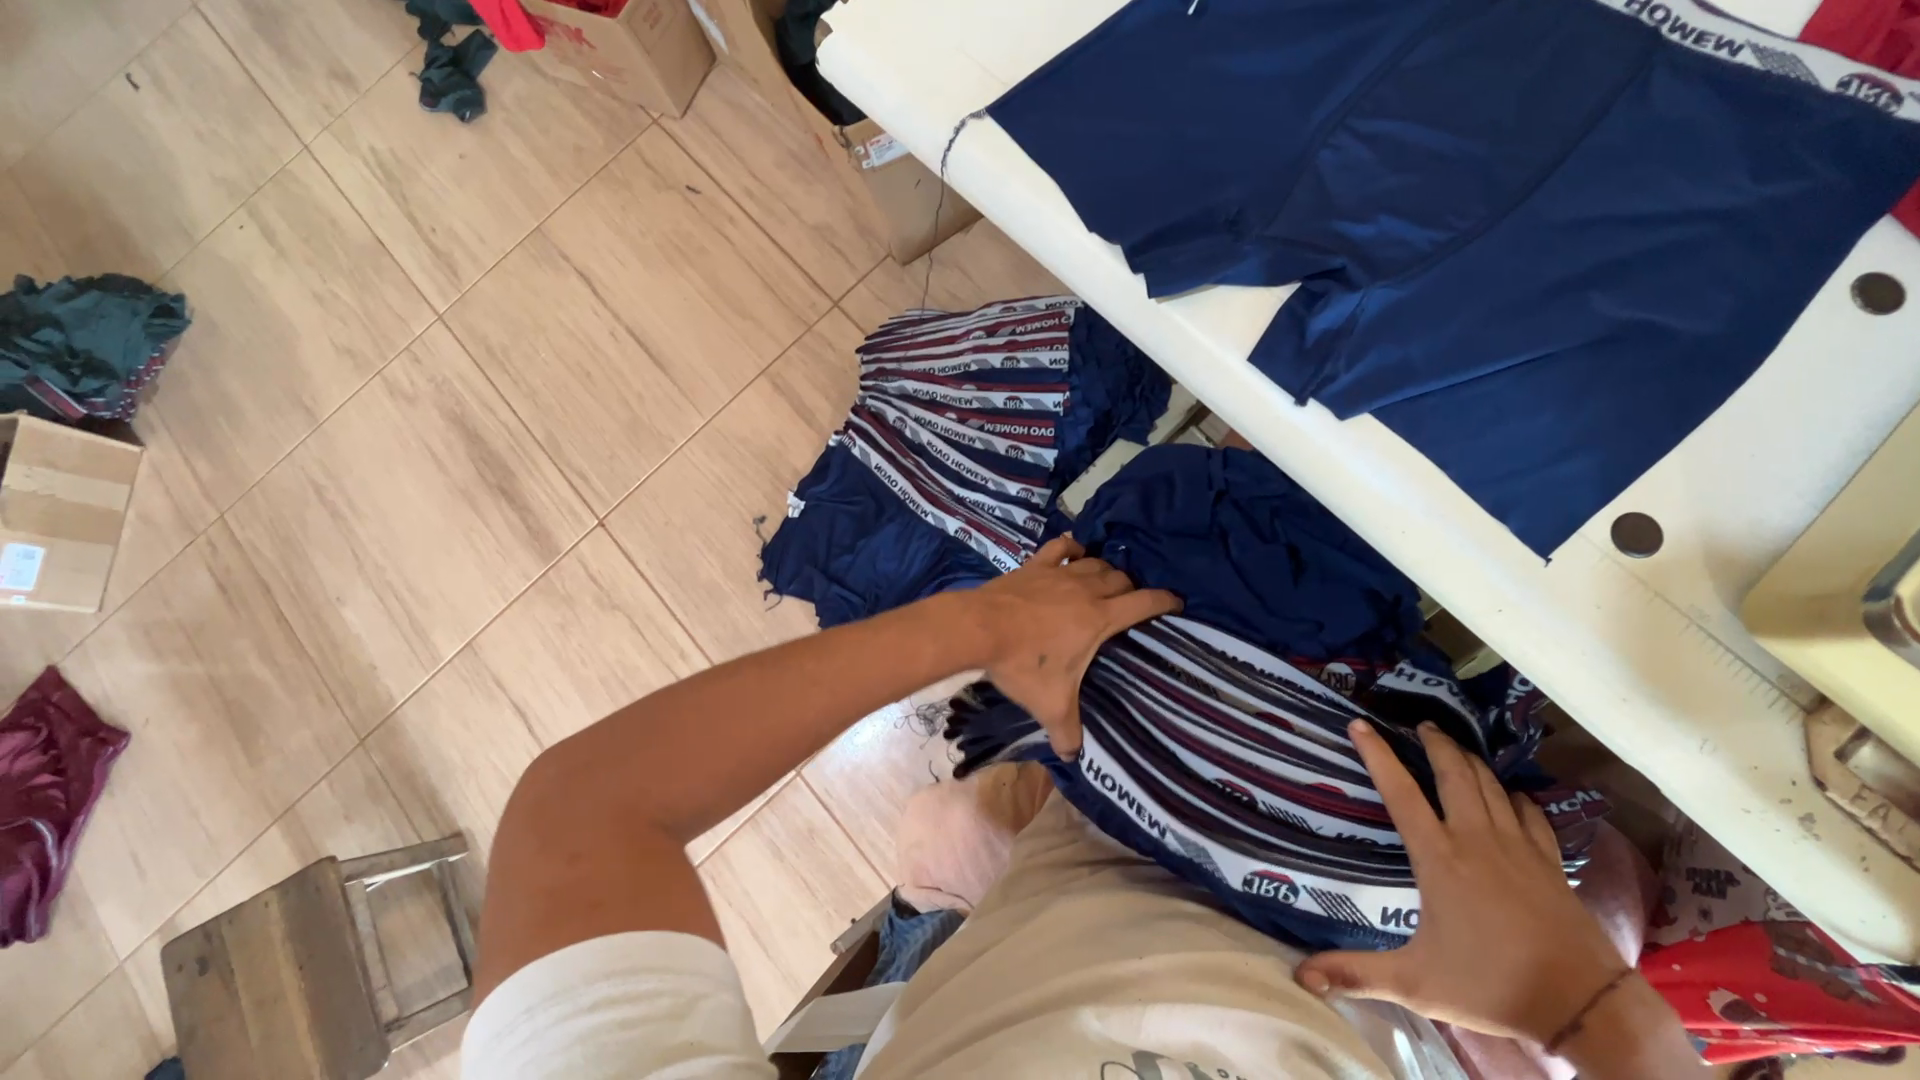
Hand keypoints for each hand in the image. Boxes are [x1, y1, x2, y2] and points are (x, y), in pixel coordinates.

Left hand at [966, 535, 1180, 757]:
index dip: (1165, 601)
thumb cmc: (1022, 664)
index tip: (1176, 603)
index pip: (1144, 603)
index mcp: (1100, 617)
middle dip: (1131, 590)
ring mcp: (1059, 573)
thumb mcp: (1049, 704)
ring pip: (1095, 562)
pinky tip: (1074, 551)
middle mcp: (1086, 589)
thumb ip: (1066, 730)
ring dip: (1105, 571)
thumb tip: (1072, 756)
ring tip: (1105, 583)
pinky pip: (1060, 547)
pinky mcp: (1034, 565)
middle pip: (1121, 579)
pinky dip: (1072, 547)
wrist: (979, 628)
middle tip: (1128, 605)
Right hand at [1295, 721, 1627, 1044]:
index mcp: (1439, 858)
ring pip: (1491, 785)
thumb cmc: (1493, 986)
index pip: (1400, 792)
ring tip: (1455, 747)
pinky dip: (1514, 796)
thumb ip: (1356, 974)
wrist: (1584, 1004)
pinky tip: (1511, 795)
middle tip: (1421, 725)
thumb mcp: (1416, 984)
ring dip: (1471, 761)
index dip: (1377, 754)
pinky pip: (1529, 813)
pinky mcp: (1550, 863)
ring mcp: (1519, 848)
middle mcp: (1476, 840)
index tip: (1360, 724)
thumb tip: (1300, 977)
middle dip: (1435, 743)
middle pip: (1454, 773)